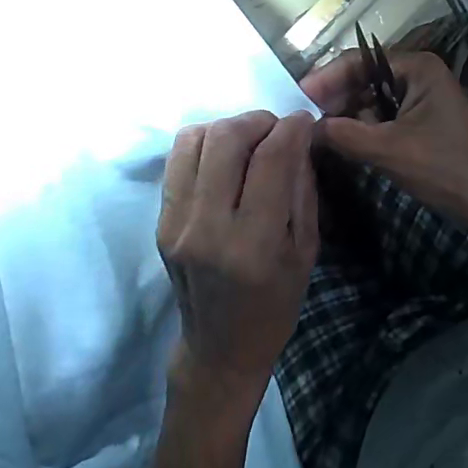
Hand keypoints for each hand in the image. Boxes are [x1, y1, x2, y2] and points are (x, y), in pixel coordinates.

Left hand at [157, 110, 319, 416]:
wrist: (219, 348)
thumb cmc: (275, 304)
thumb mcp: (306, 250)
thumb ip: (302, 188)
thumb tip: (297, 135)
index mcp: (255, 245)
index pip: (271, 159)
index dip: (291, 128)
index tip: (304, 120)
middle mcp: (209, 228)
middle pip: (227, 138)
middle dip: (258, 120)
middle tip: (276, 128)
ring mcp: (177, 222)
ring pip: (196, 139)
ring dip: (229, 127)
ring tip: (249, 140)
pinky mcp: (160, 220)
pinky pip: (178, 157)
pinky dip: (204, 143)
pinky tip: (223, 156)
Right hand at [300, 49, 467, 236]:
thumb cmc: (447, 169)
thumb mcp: (388, 150)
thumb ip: (342, 134)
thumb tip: (304, 128)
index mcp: (415, 67)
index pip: (357, 62)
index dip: (324, 79)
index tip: (295, 100)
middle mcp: (418, 75)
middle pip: (363, 80)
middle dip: (333, 100)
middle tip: (299, 121)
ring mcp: (422, 100)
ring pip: (371, 102)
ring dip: (346, 118)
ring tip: (312, 135)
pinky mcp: (423, 125)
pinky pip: (383, 120)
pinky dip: (362, 131)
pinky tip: (340, 146)